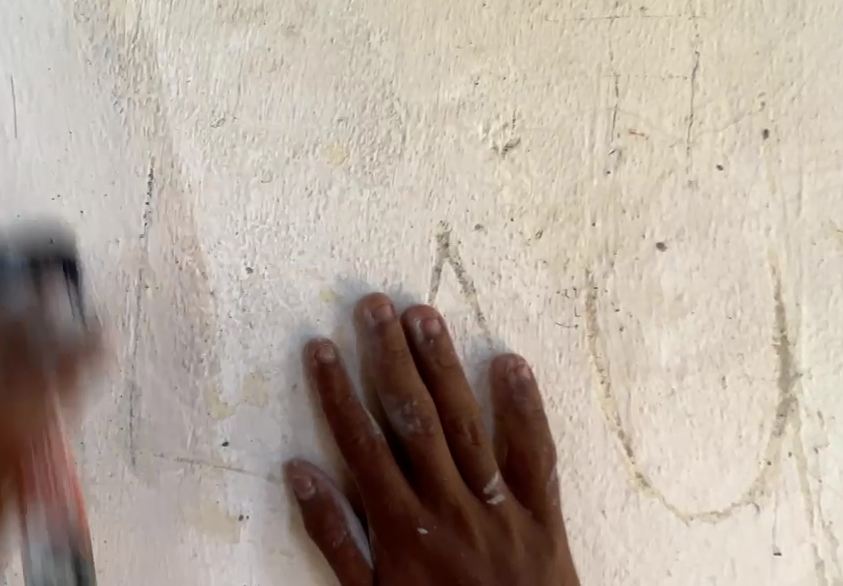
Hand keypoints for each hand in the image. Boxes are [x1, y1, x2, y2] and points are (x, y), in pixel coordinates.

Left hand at [0, 308, 102, 585]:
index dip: (86, 345)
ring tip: (22, 307)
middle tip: (63, 315)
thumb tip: (43, 404)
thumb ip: (26, 436)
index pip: (59, 362)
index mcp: (4, 419)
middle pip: (17, 327)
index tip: (97, 337)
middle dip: (46, 318)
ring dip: (4, 313)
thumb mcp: (6, 494)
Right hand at [286, 294, 579, 585]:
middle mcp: (448, 507)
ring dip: (442, 366)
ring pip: (466, 425)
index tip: (320, 346)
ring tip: (424, 316)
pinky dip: (525, 410)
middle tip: (375, 306)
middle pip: (413, 419)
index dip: (336, 391)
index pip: (360, 442)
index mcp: (403, 526)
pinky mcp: (545, 519)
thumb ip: (333, 537)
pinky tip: (511, 363)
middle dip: (390, 358)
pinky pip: (538, 459)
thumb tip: (297, 471)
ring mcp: (500, 510)